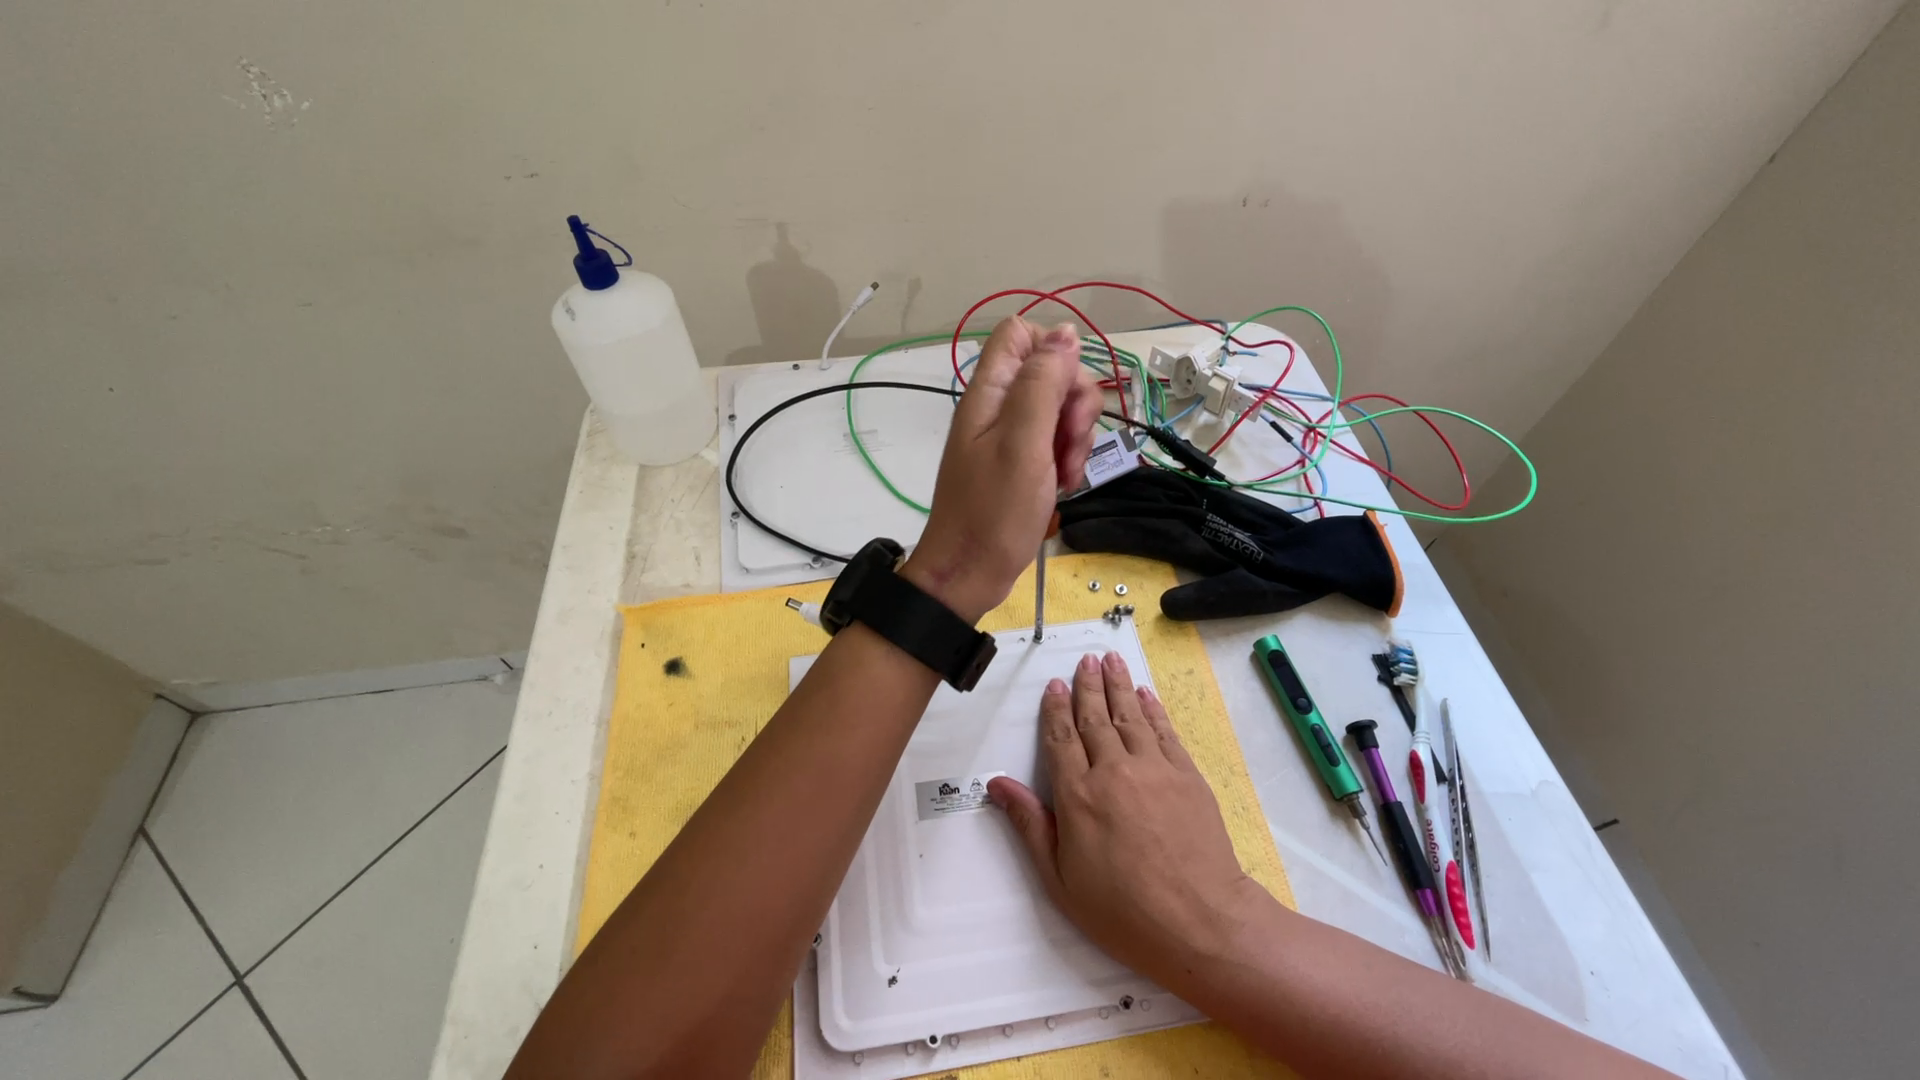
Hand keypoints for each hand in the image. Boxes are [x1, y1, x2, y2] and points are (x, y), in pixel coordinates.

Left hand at [900, 316, 1101, 622]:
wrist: (970, 573)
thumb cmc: (994, 512)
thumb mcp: (1023, 443)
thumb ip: (1042, 384)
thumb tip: (1065, 333)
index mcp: (990, 393)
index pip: (1020, 334)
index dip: (1053, 349)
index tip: (1067, 390)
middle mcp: (999, 407)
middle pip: (1052, 373)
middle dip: (1075, 405)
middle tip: (1068, 443)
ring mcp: (1011, 437)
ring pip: (1061, 410)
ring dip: (1076, 438)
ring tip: (1065, 474)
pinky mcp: (1022, 464)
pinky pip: (1056, 443)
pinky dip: (1068, 460)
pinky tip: (1064, 485)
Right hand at [988, 651, 1270, 985]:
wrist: (1200, 922)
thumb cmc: (1122, 911)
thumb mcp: (1060, 879)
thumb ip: (1030, 825)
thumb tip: (997, 785)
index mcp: (1078, 796)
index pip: (1061, 739)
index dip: (1056, 710)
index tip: (1054, 686)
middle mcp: (1114, 772)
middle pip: (1096, 719)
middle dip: (1088, 686)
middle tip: (1085, 659)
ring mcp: (1154, 770)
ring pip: (1130, 716)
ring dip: (1119, 685)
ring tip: (1111, 659)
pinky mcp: (1187, 776)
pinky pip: (1164, 731)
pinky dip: (1153, 709)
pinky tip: (1145, 695)